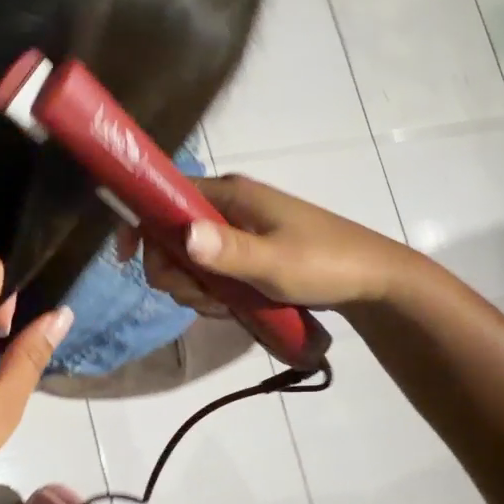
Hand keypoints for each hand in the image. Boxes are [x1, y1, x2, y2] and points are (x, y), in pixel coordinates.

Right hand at [130, 173, 425, 312]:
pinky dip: (209, 293)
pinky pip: (206, 272)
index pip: (164, 195)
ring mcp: (235, 232)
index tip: (127, 259)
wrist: (376, 284)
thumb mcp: (275, 263)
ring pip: (185, 260)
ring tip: (224, 305)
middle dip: (173, 271)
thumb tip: (183, 235)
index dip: (140, 223)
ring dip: (193, 288)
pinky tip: (231, 307)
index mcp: (230, 195)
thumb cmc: (326, 265)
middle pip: (169, 235)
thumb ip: (229, 251)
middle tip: (198, 295)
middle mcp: (227, 207)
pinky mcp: (243, 254)